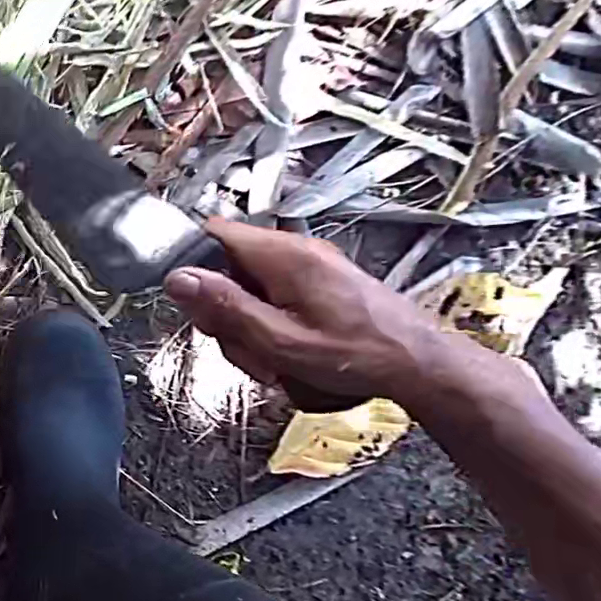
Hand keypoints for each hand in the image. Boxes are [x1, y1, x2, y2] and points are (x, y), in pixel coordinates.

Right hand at [163, 218, 489, 405]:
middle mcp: (294, 250)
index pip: (212, 233)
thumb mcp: (278, 339)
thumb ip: (224, 307)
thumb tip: (177, 278)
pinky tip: (278, 346)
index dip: (191, 264)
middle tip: (238, 340)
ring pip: (241, 285)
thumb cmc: (356, 355)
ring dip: (240, 322)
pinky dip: (262, 320)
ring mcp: (306, 264)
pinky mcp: (314, 280)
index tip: (195, 301)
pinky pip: (265, 293)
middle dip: (218, 307)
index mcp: (283, 256)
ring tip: (266, 353)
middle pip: (223, 267)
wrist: (423, 367)